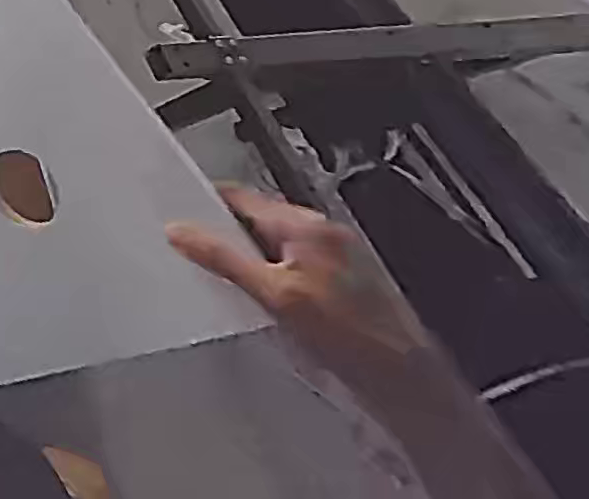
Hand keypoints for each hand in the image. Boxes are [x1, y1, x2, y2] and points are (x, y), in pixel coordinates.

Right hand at [167, 184, 424, 392]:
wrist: (410, 390)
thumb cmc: (355, 340)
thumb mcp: (272, 294)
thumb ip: (221, 258)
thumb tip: (180, 232)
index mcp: (309, 225)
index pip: (238, 197)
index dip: (203, 204)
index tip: (178, 215)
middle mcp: (324, 234)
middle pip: (252, 219)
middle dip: (223, 235)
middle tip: (196, 252)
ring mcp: (334, 256)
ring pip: (266, 243)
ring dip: (243, 257)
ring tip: (230, 280)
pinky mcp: (337, 280)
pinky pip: (284, 263)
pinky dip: (264, 273)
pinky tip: (257, 296)